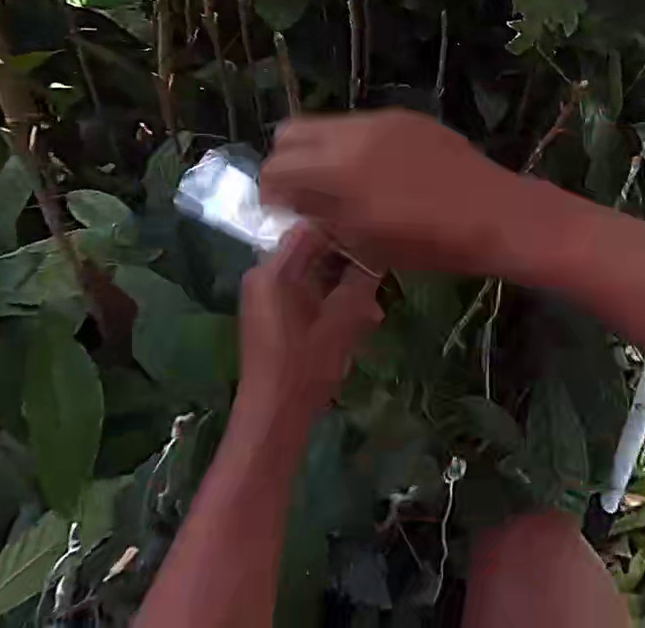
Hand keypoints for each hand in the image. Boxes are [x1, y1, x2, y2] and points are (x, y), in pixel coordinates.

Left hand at [237, 226, 383, 422]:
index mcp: (274, 270)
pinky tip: (357, 313)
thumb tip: (380, 250)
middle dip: (348, 258)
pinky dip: (330, 294)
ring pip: (312, 269)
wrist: (274, 417)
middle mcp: (264, 275)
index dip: (347, 229)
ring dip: (342, 279)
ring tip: (373, 299)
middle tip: (380, 270)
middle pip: (312, 248)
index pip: (313, 228)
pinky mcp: (272, 312)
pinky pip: (305, 288)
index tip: (377, 236)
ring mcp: (266, 294)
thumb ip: (361, 278)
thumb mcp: (344, 318)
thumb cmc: (306, 366)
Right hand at [259, 110, 525, 272]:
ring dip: (320, 149)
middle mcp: (355, 131)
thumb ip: (319, 215)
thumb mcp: (364, 241)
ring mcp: (384, 118)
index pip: (276, 165)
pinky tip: (375, 171)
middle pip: (292, 130)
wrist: (493, 213)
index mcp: (339, 166)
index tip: (279, 209)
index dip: (269, 190)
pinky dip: (352, 143)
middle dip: (286, 160)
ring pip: (328, 123)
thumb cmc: (430, 241)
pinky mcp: (408, 117)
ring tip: (339, 182)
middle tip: (302, 192)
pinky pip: (363, 124)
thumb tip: (292, 201)